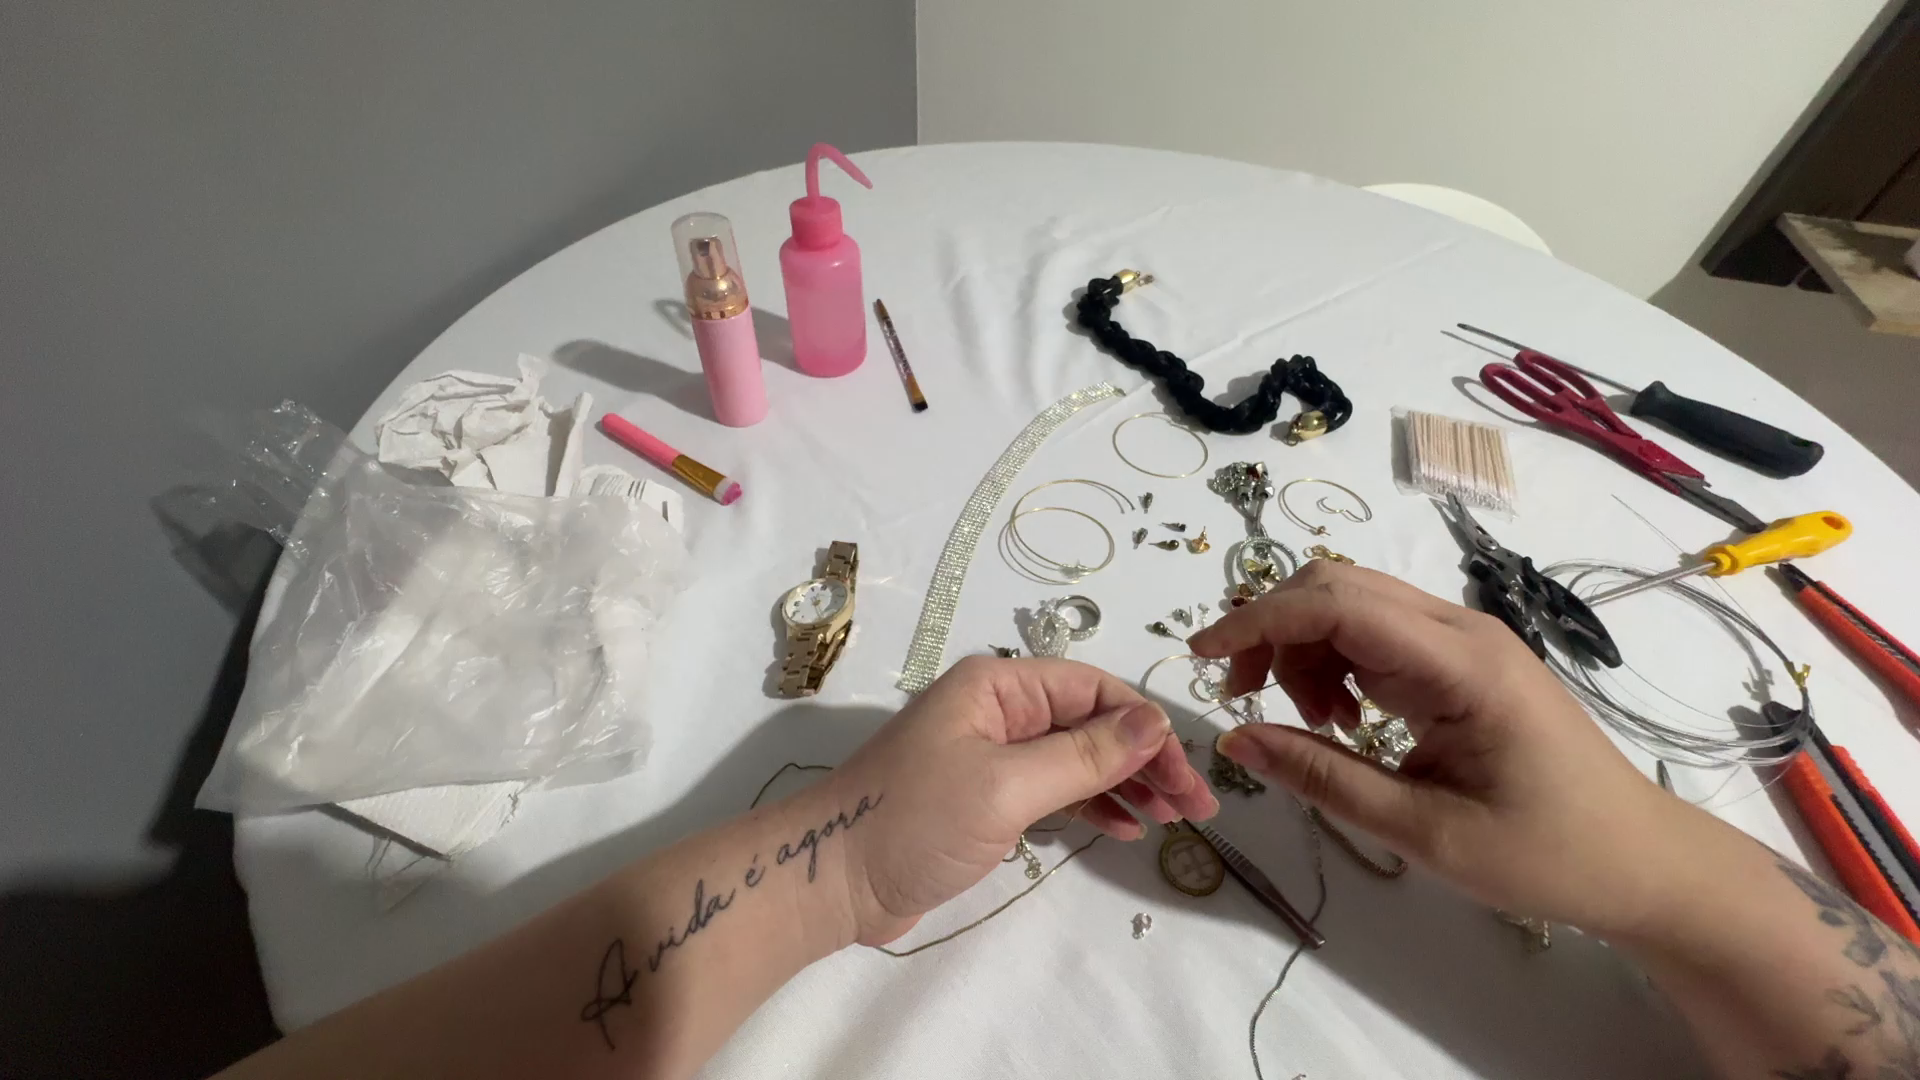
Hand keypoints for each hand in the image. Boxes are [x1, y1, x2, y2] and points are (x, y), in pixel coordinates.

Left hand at [826, 655, 1217, 945]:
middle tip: (1193, 807)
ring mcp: (992, 752)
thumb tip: (1152, 719)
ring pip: (1074, 757)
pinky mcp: (986, 795)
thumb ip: (1083, 754)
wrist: (833, 880)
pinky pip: (1052, 788)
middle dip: (1141, 758)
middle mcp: (997, 708)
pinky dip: (1089, 804)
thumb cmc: (916, 819)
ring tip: (1169, 820)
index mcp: (997, 684)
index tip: (1185, 772)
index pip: (1090, 688)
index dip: (1142, 725)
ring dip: (1123, 784)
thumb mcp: (1006, 784)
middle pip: (1087, 722)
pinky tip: (1123, 828)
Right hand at [1188, 560, 1687, 935]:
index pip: (1337, 605)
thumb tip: (1232, 739)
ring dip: (1299, 651)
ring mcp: (1456, 638)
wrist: (1647, 864)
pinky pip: (1365, 633)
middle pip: (1333, 588)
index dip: (1259, 620)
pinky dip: (1328, 663)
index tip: (1201, 655)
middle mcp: (1457, 630)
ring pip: (1343, 605)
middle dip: (1271, 631)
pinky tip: (1341, 717)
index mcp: (1460, 664)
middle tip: (1245, 695)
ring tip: (1310, 723)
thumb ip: (1322, 778)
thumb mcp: (1423, 833)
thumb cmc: (1548, 854)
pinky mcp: (1450, 656)